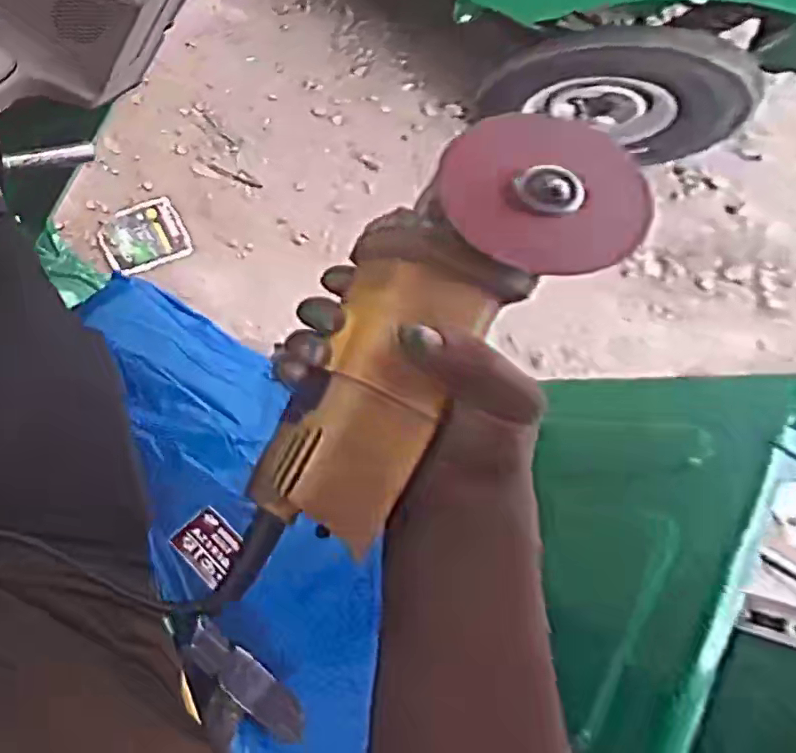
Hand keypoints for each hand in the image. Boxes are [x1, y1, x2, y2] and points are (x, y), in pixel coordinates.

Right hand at [274, 265, 546, 489]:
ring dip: (301, 339)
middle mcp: (378, 355)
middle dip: (323, 308)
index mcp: (423, 342)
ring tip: (312, 356)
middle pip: (336, 314)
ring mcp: (345, 380)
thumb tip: (412, 332)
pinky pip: (290, 375)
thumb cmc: (484, 455)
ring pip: (308, 341)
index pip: (386, 295)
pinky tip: (293, 374)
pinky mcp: (318, 406)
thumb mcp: (512, 407)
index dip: (362, 279)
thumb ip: (478, 365)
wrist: (451, 516)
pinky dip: (284, 366)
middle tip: (331, 321)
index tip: (349, 278)